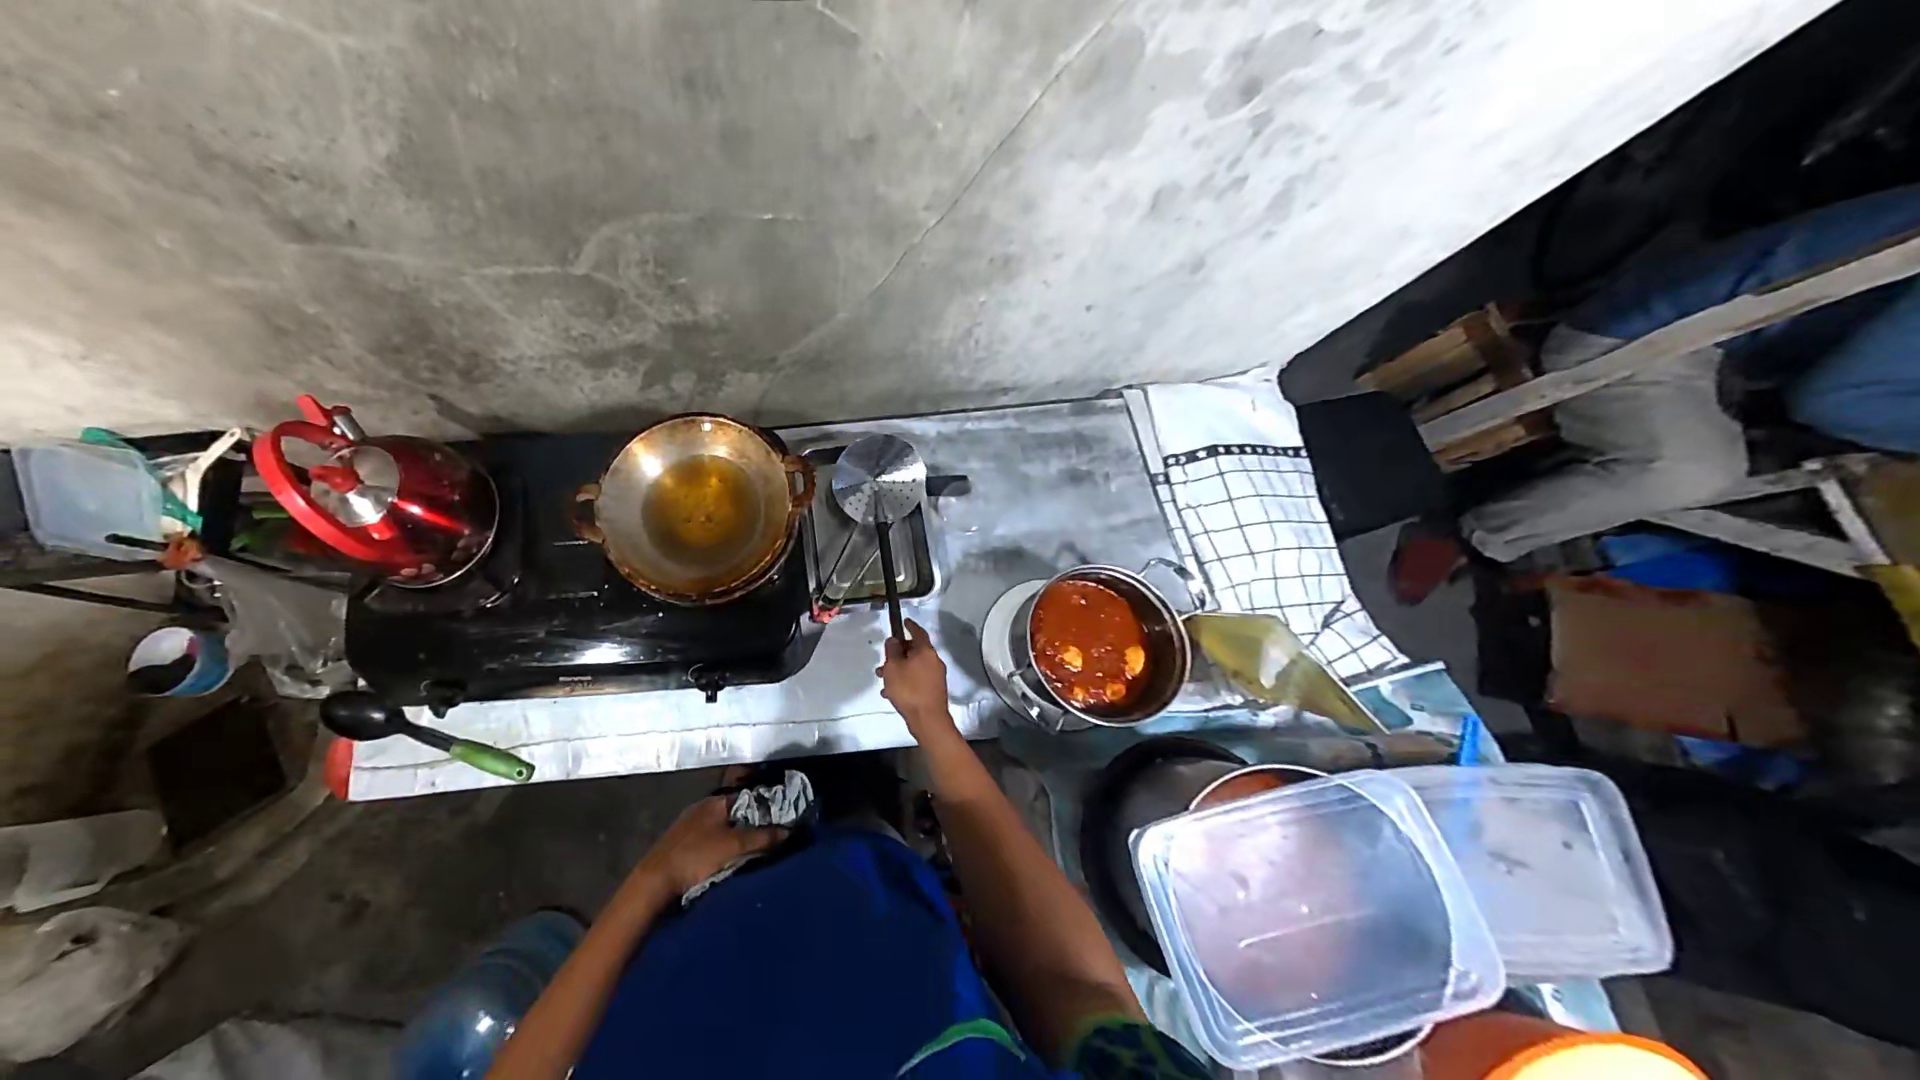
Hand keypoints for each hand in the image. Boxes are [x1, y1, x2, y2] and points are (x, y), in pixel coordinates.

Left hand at [633, 796, 786, 896]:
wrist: (653, 884)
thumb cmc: (696, 857)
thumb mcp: (734, 845)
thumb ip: (764, 837)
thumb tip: (790, 830)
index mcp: (715, 801)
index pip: (749, 796)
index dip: (766, 805)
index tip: (783, 817)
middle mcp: (702, 808)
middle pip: (737, 811)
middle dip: (754, 821)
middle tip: (773, 834)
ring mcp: (690, 826)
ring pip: (724, 825)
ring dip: (739, 834)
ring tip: (757, 847)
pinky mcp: (682, 844)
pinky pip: (712, 838)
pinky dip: (725, 844)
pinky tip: (731, 857)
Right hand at [876, 618, 954, 742]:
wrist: (927, 719)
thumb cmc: (908, 690)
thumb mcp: (893, 667)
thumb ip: (892, 651)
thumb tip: (894, 640)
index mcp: (926, 651)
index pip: (918, 632)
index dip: (910, 626)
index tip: (904, 621)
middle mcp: (934, 660)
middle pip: (915, 650)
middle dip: (898, 653)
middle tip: (885, 660)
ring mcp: (936, 675)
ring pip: (914, 666)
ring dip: (899, 669)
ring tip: (884, 679)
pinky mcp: (934, 689)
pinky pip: (917, 679)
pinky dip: (906, 680)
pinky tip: (892, 692)